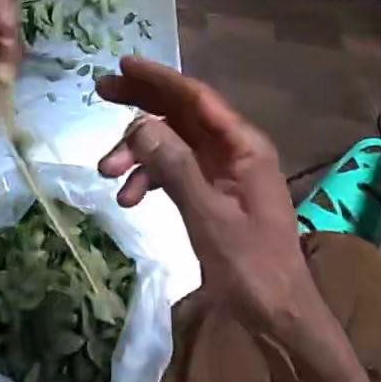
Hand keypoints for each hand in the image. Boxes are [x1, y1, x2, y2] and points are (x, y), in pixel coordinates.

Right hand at [95, 57, 313, 336]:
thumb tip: (138, 125)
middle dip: (142, 104)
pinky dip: (150, 178)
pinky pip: (175, 171)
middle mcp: (234, 149)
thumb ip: (174, 167)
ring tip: (106, 171)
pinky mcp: (213, 193)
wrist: (279, 317)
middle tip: (101, 92)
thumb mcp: (208, 215)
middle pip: (182, 113)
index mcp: (243, 145)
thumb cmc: (251, 265)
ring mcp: (223, 171)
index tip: (123, 65)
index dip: (159, 78)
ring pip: (173, 144)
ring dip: (139, 153)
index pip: (196, 97)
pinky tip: (129, 198)